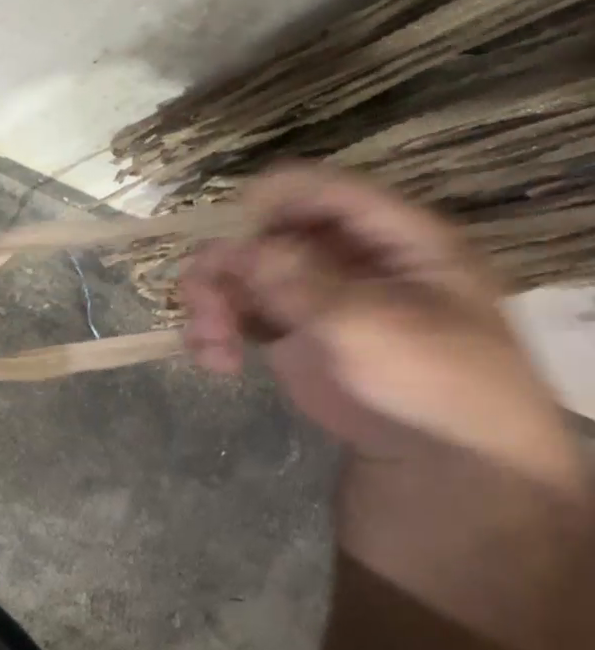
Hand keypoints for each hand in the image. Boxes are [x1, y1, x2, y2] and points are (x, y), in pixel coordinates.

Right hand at [181, 165, 581, 487]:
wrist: (438, 455)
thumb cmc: (434, 383)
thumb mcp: (375, 327)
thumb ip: (304, 284)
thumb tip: (237, 247)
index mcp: (393, 241)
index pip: (326, 193)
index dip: (275, 198)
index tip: (229, 223)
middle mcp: (345, 258)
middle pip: (263, 235)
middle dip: (227, 271)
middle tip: (211, 313)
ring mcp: (312, 295)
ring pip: (236, 275)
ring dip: (211, 305)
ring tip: (211, 347)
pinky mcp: (285, 331)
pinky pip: (232, 314)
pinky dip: (213, 334)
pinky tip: (217, 363)